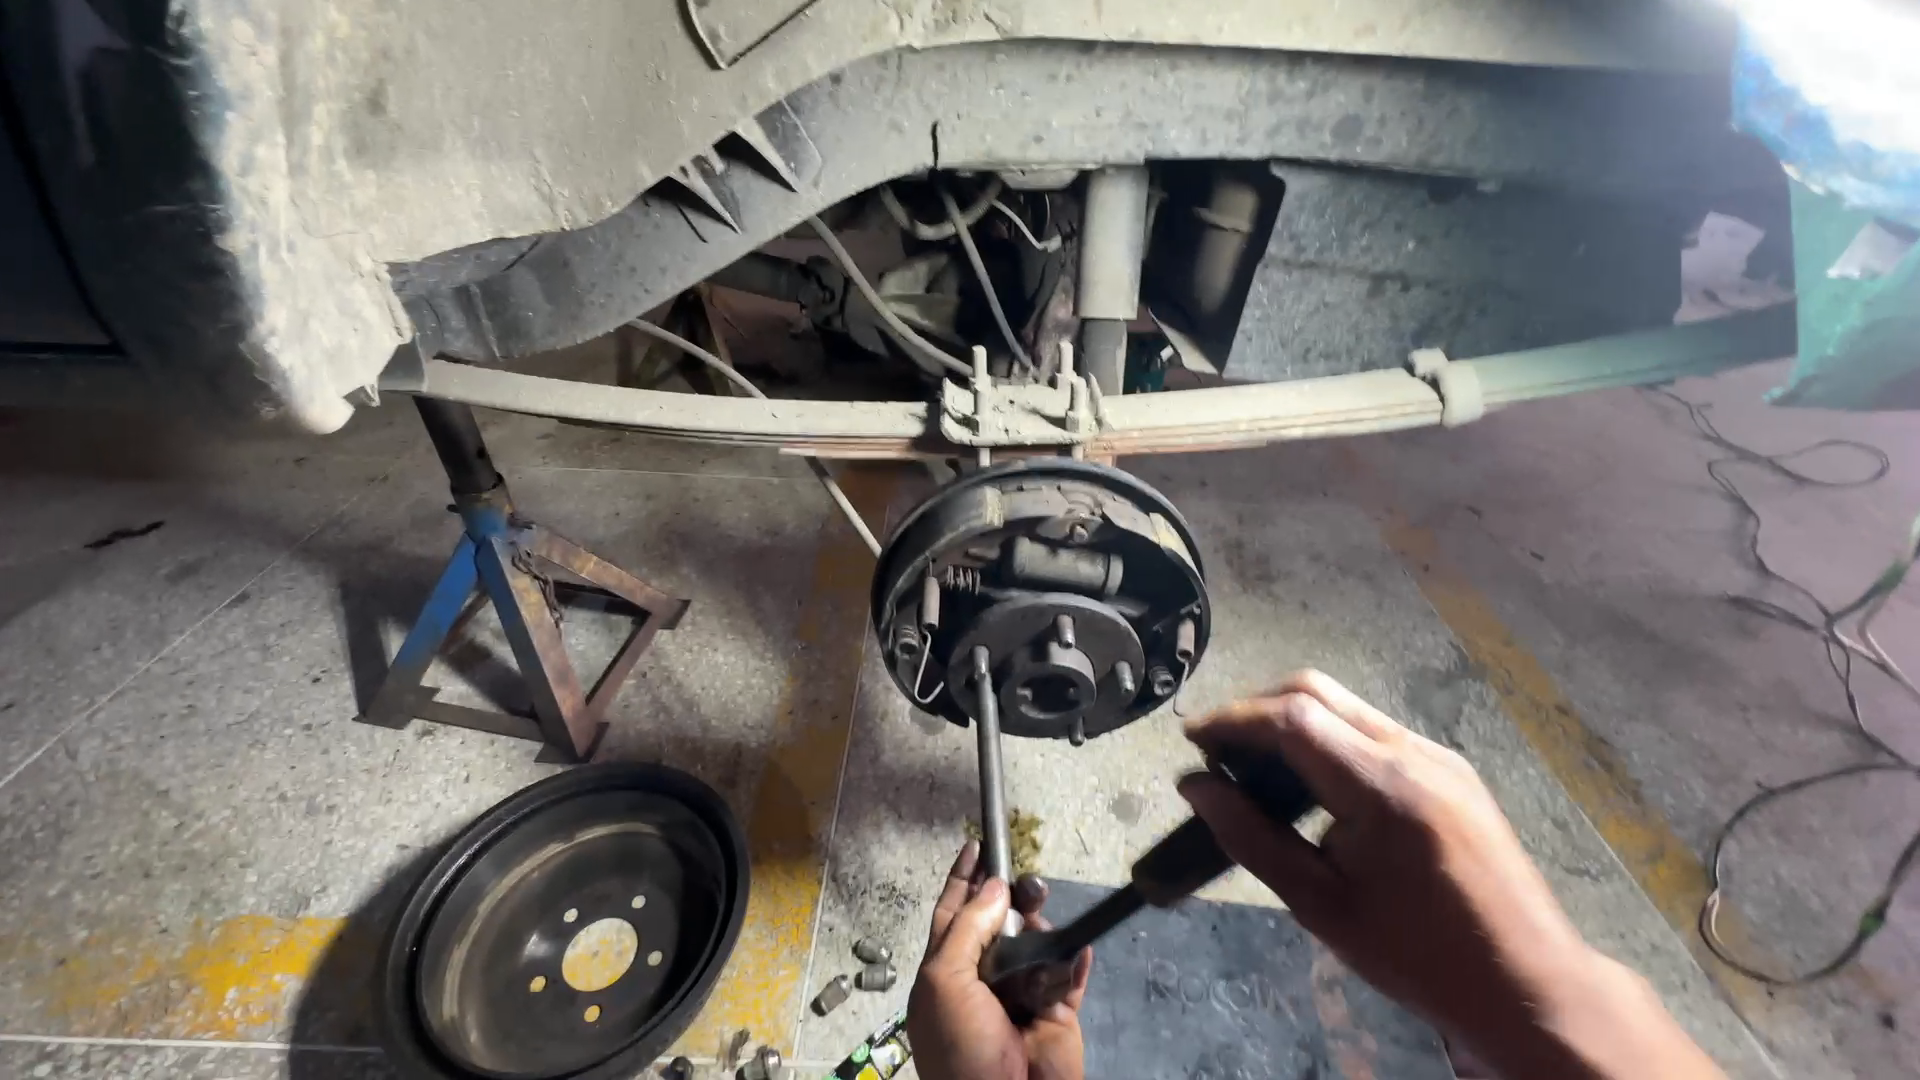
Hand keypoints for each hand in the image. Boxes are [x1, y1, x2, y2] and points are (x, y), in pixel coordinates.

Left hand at [907, 842, 1091, 1079]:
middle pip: (999, 920)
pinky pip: (1069, 973)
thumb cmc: (962, 1047)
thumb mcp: (944, 982)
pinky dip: (1074, 960)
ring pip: (1037, 940)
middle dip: (1013, 898)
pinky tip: (1077, 948)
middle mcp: (982, 976)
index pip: (953, 912)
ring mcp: (1021, 992)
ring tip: (1047, 926)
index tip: (976, 846)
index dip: (963, 878)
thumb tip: (995, 887)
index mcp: (945, 971)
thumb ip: (968, 928)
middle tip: (1028, 886)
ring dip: (1044, 930)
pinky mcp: (1057, 1010)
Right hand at [1179, 670, 1723, 1079]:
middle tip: (1218, 750)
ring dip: (1288, 717)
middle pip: (1315, 690)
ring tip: (1254, 764)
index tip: (1193, 740)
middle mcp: (1413, 752)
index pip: (1291, 717)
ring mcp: (1437, 754)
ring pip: (1342, 703)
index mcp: (1384, 787)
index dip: (1232, 719)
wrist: (1532, 987)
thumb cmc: (1419, 956)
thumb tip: (1194, 787)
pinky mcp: (1448, 766)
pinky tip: (1308, 779)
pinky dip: (1322, 734)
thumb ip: (1250, 837)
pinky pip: (1368, 727)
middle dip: (1254, 708)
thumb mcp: (1320, 905)